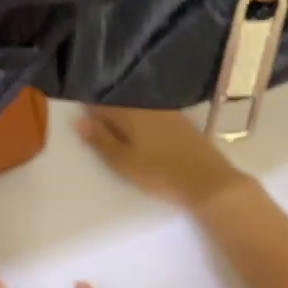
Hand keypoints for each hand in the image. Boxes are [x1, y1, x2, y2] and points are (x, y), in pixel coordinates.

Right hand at [76, 107, 250, 209]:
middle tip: (95, 124)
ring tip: (117, 129)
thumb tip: (78, 121)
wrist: (209, 182)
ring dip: (126, 117)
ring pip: (139, 110)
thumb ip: (101, 140)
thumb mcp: (124, 162)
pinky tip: (144, 132)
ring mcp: (169, 114)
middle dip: (107, 112)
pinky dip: (144, 122)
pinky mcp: (183, 124)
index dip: (88, 111)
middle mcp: (148, 108)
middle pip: (121, 106)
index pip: (102, 106)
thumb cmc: (160, 174)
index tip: (78, 115)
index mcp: (130, 114)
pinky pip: (154, 116)